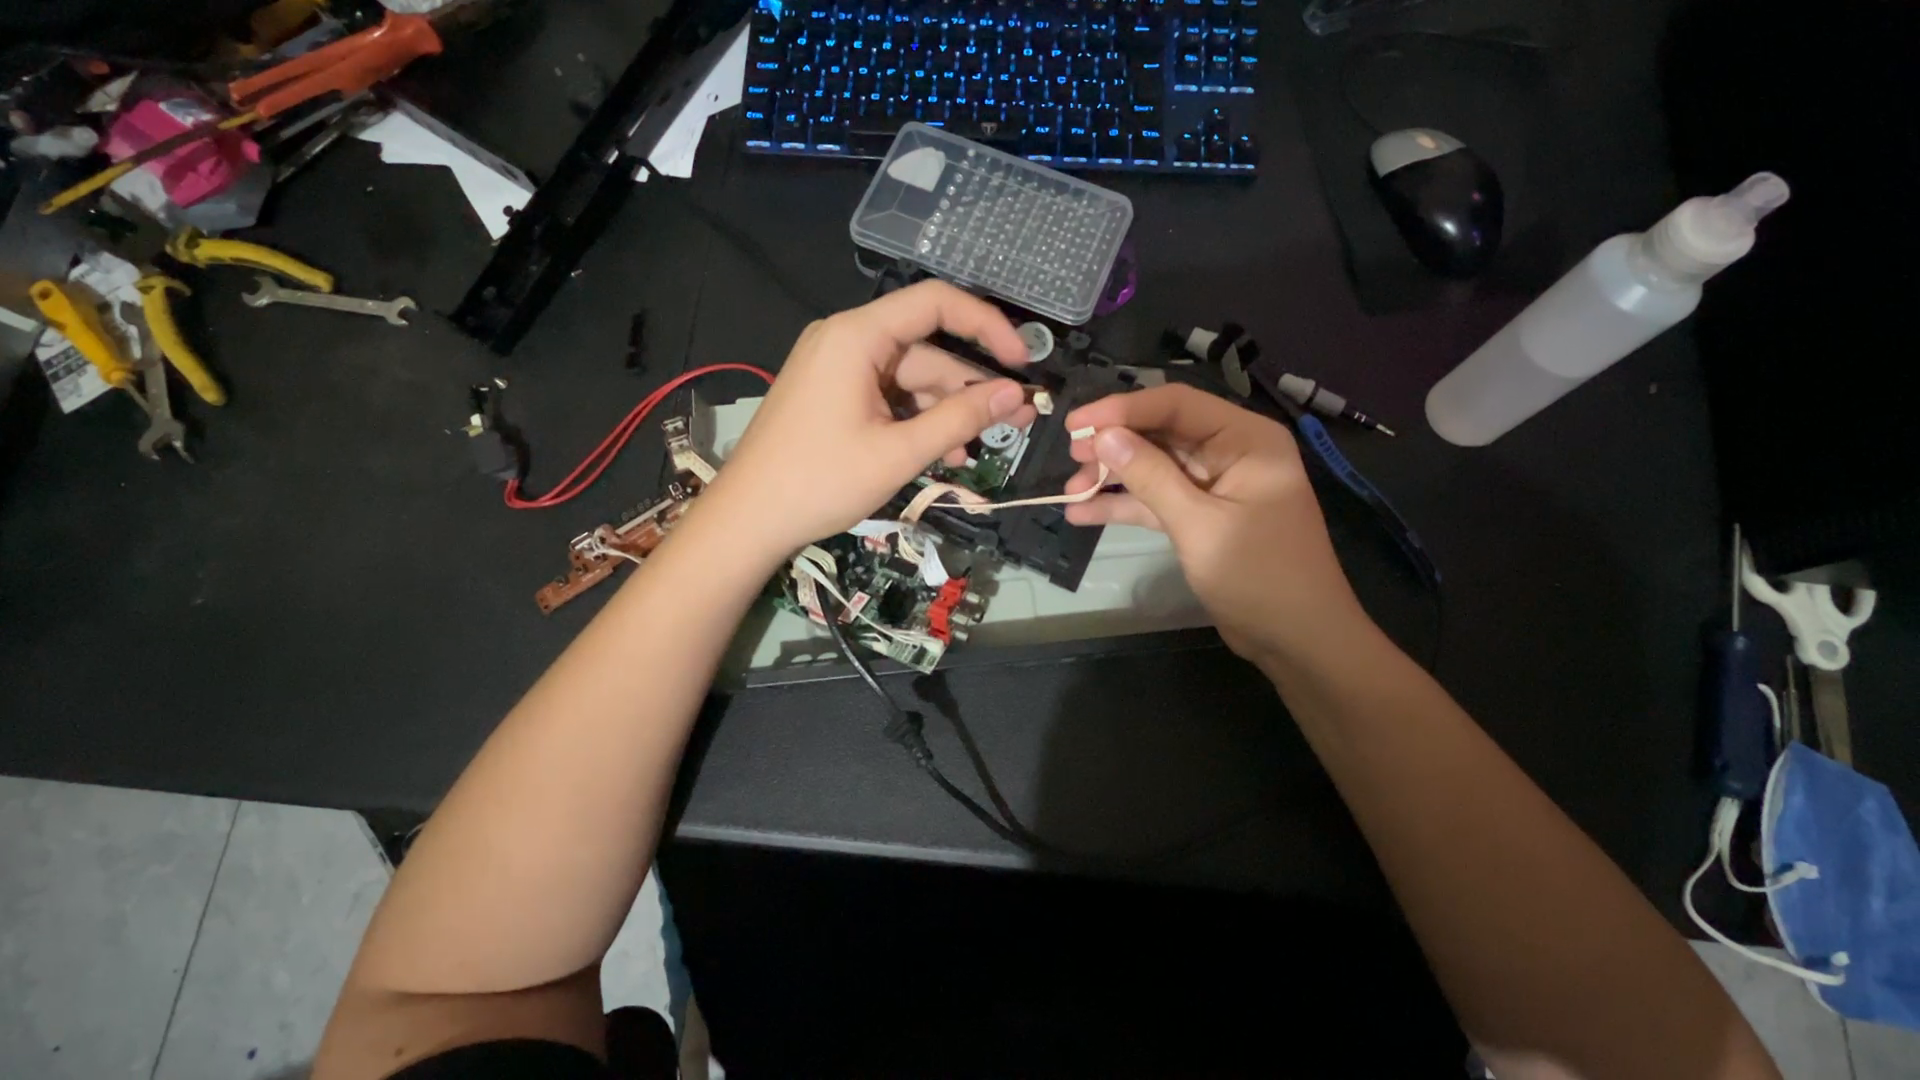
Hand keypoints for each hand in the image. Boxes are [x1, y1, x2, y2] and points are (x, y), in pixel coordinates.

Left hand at [703, 281, 1034, 560]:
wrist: (747, 519)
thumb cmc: (819, 481)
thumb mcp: (898, 452)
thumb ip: (959, 419)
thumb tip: (1014, 395)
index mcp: (857, 336)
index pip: (936, 303)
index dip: (987, 325)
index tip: (1023, 361)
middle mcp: (847, 340)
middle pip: (927, 350)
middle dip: (972, 387)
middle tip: (1020, 420)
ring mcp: (838, 369)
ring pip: (911, 380)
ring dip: (947, 413)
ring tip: (981, 450)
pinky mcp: (834, 396)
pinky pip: (888, 398)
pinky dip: (917, 421)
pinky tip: (945, 454)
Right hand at [1062, 385, 1367, 667]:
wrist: (1297, 639)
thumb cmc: (1259, 575)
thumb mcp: (1199, 524)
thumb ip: (1150, 477)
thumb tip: (1103, 435)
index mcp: (1246, 439)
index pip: (1176, 405)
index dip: (1122, 409)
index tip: (1075, 423)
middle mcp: (1231, 451)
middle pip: (1161, 432)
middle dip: (1114, 444)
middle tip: (1071, 455)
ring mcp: (1216, 485)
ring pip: (1154, 467)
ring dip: (1113, 477)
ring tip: (1069, 491)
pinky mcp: (1203, 517)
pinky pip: (1157, 500)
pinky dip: (1124, 505)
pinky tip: (1082, 514)